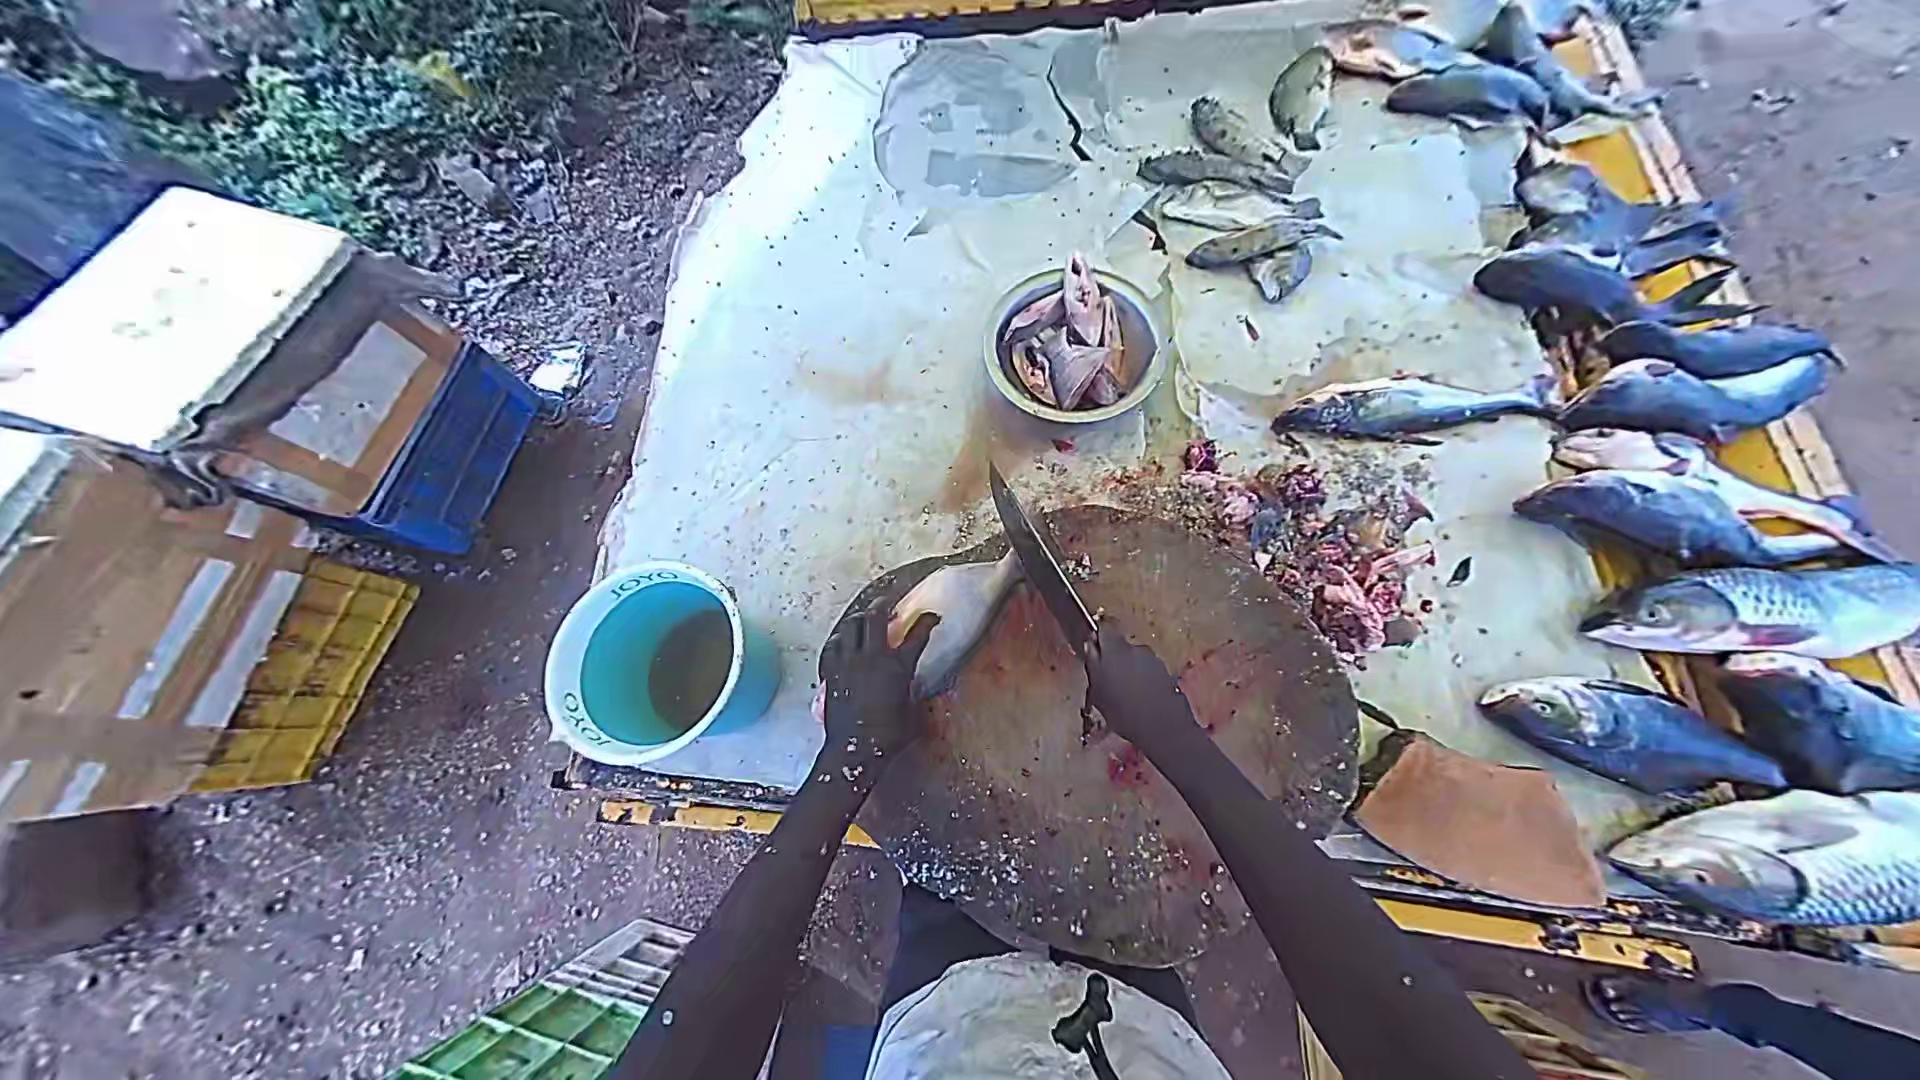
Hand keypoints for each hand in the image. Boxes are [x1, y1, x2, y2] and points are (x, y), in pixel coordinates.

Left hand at [820, 601, 938, 771]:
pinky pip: (834, 645)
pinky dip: (841, 640)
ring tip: (865, 621)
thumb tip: (915, 685)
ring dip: (860, 619)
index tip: (933, 617)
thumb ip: (914, 691)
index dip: (928, 621)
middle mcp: (873, 657)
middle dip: (884, 605)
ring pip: (851, 625)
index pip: (918, 634)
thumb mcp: (913, 711)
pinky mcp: (832, 671)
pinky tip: (844, 644)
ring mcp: (849, 661)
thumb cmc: (889, 735)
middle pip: (876, 616)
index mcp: (899, 666)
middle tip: (889, 605)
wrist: (855, 749)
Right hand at [1084, 622, 1199, 749]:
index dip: (1098, 635)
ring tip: (1126, 695)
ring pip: (1136, 660)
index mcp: (1116, 649)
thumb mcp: (1098, 690)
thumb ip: (1092, 663)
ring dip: (1130, 671)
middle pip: (1121, 646)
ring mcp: (1155, 661)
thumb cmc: (1123, 710)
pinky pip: (1149, 672)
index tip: (1093, 650)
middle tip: (1108, 682)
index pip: (1105, 627)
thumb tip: (1090, 645)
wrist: (1164, 729)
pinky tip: (1141, 700)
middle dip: (1114, 659)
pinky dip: (1144, 681)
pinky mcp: (1167, 674)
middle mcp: (1137, 649)